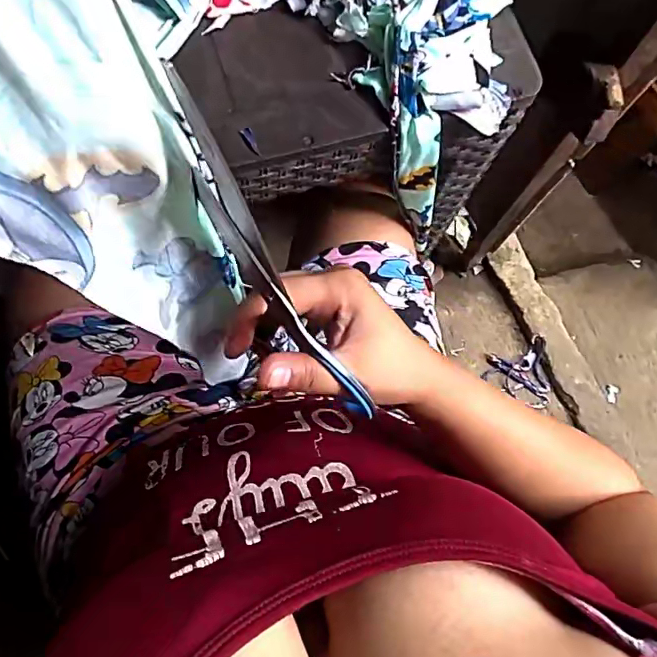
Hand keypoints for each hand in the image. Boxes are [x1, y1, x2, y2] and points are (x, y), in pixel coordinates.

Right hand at [222, 268, 458, 407]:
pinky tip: (272, 349)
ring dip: (264, 325)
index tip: (235, 349)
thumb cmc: (393, 372)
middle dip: (253, 321)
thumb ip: (305, 373)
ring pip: (282, 300)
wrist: (420, 378)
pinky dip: (279, 328)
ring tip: (251, 353)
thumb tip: (261, 376)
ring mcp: (332, 289)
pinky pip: (294, 309)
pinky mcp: (330, 304)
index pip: (281, 291)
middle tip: (238, 354)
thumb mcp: (348, 374)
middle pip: (277, 291)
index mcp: (340, 286)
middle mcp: (334, 279)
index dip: (251, 316)